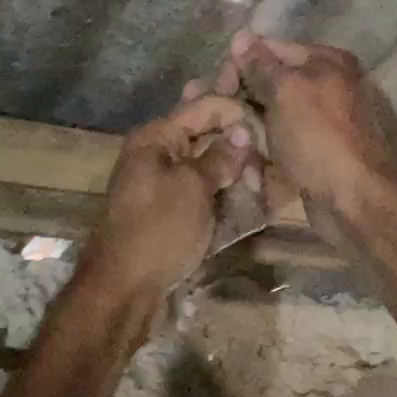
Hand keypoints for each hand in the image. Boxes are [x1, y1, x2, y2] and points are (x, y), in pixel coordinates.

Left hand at [74, 94, 255, 305]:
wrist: (123, 289)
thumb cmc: (158, 228)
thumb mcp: (192, 187)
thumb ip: (219, 157)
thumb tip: (242, 132)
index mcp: (156, 137)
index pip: (202, 107)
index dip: (236, 112)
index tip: (269, 125)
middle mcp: (157, 155)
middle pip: (206, 137)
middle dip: (239, 144)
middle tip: (273, 153)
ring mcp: (163, 186)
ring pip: (207, 169)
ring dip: (236, 173)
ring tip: (270, 178)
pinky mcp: (170, 215)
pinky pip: (203, 196)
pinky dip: (226, 197)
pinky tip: (254, 203)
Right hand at [217, 31, 396, 225]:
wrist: (357, 202)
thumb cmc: (319, 137)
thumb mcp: (286, 91)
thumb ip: (261, 65)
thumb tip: (241, 35)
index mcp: (325, 61)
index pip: (270, 50)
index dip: (238, 65)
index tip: (214, 88)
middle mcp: (326, 86)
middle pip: (270, 83)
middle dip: (238, 97)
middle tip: (208, 114)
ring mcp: (320, 123)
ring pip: (271, 117)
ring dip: (245, 128)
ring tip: (221, 138)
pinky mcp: (314, 154)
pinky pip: (279, 145)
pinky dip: (261, 151)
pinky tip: (243, 161)